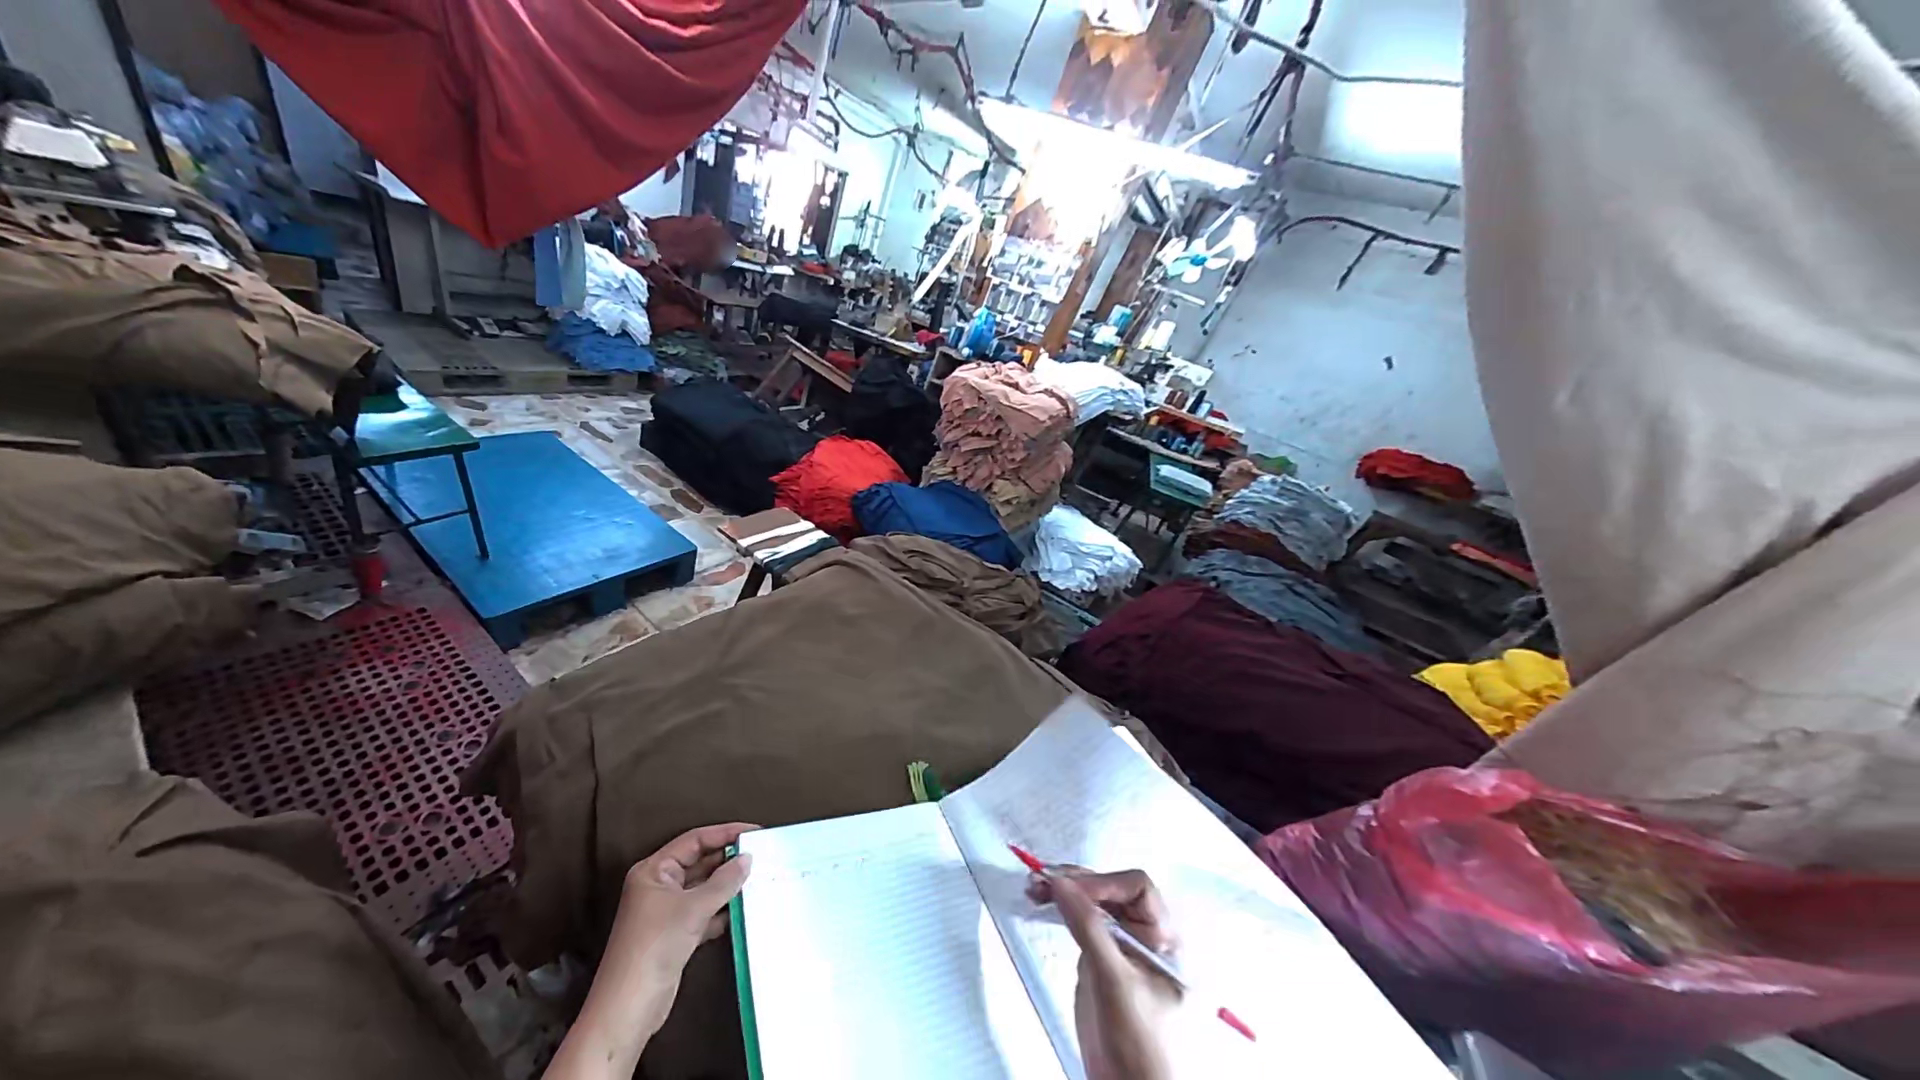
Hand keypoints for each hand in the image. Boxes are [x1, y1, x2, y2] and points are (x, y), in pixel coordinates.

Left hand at [543, 823, 756, 1079]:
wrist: (630, 1006)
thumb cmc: (655, 946)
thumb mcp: (693, 908)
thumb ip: (724, 881)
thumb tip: (747, 859)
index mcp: (654, 870)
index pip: (694, 840)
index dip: (725, 832)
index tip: (754, 831)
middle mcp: (659, 885)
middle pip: (699, 862)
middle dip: (728, 858)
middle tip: (761, 853)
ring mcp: (667, 910)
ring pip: (704, 887)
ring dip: (728, 884)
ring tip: (759, 876)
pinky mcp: (676, 932)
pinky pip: (705, 910)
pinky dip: (722, 908)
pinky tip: (743, 908)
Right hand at [1028, 868, 1178, 1079]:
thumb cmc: (1138, 1042)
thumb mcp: (1114, 981)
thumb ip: (1089, 927)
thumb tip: (1060, 881)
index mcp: (1165, 938)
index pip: (1137, 889)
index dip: (1103, 883)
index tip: (1068, 890)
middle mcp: (1146, 935)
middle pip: (1111, 891)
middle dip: (1076, 882)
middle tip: (1039, 880)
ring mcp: (1122, 946)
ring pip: (1093, 903)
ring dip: (1064, 891)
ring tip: (1033, 888)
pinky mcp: (1101, 959)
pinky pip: (1082, 921)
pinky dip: (1061, 909)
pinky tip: (1042, 903)